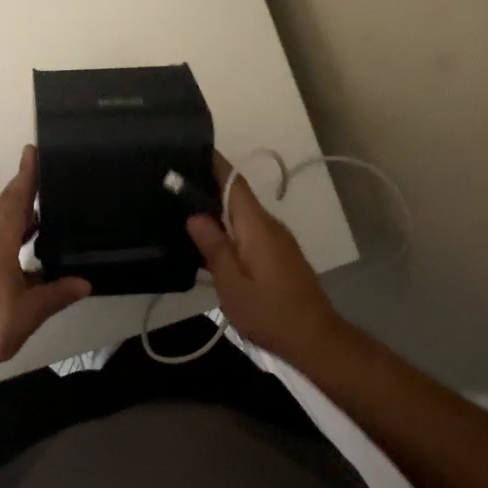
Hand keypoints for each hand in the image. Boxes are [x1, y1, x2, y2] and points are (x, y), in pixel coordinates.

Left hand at [0, 146, 90, 377]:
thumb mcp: (30, 311)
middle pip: (5, 208)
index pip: (16, 200)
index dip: (26, 176)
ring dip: (18, 215)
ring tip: (42, 211)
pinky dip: (12, 236)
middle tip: (44, 175)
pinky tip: (28, 253)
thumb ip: (57, 294)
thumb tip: (85, 282)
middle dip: (23, 190)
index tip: (32, 152)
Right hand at [186, 152, 343, 364]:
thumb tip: (195, 215)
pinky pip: (249, 232)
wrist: (315, 339)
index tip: (189, 148)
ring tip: (183, 211)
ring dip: (217, 211)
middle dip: (208, 187)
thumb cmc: (269, 311)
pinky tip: (210, 242)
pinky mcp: (279, 256)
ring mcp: (277, 240)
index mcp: (256, 225)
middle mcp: (269, 225)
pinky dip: (229, 229)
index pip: (233, 182)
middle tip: (172, 185)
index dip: (213, 163)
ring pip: (242, 216)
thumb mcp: (231, 282)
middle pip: (236, 196)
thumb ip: (213, 246)